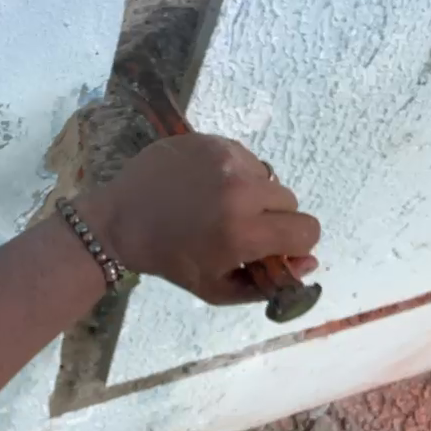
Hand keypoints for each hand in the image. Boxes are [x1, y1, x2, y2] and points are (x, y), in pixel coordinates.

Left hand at [76, 134, 319, 305]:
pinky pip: (245, 158)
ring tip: (218, 204)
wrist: (121, 220)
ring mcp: (226, 160)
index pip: (307, 230)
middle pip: (290, 202)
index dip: (295, 242)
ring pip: (268, 177)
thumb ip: (267, 283)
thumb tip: (310, 262)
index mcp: (243, 232)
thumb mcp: (217, 288)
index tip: (274, 246)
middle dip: (273, 217)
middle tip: (241, 226)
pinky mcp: (213, 141)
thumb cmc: (170, 260)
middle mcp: (240, 191)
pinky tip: (206, 186)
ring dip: (253, 193)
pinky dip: (234, 173)